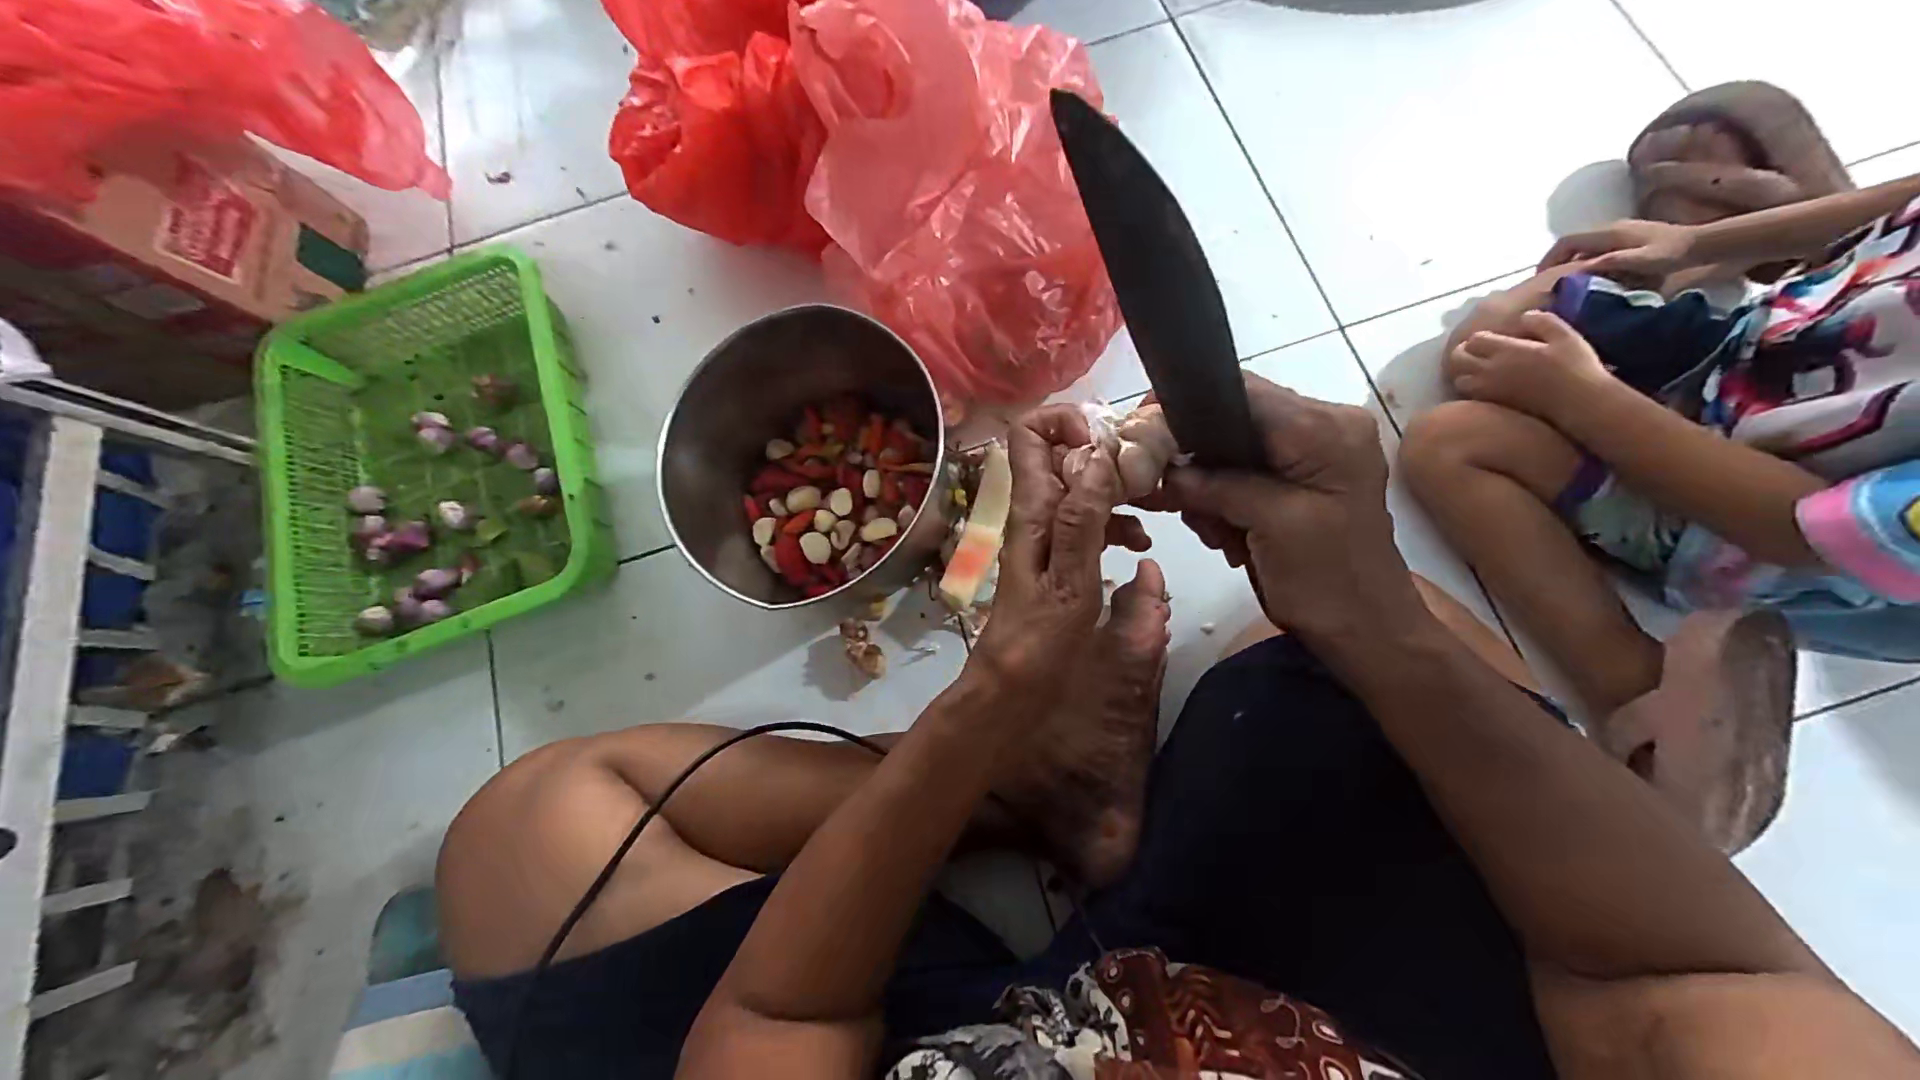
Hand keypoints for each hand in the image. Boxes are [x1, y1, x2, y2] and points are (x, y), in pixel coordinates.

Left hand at [970, 405, 1125, 688]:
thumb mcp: (1068, 580)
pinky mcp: (1057, 554)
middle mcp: (1034, 512)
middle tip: (1144, 477)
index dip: (1065, 422)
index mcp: (1032, 510)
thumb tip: (1097, 456)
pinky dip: (1114, 521)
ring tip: (1151, 508)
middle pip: (1061, 454)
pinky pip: (1086, 520)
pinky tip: (1138, 543)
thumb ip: (1081, 519)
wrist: (1013, 686)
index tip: (1107, 443)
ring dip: (1115, 489)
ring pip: (1079, 486)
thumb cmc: (1038, 640)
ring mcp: (1046, 533)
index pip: (1028, 434)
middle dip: (1104, 455)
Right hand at [1146, 373, 1417, 642]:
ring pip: (1230, 449)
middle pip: (1233, 419)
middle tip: (1172, 497)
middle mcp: (1323, 427)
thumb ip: (1219, 486)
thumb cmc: (1328, 580)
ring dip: (1208, 487)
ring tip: (1213, 529)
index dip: (1187, 406)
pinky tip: (1225, 532)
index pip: (1243, 393)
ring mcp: (1311, 453)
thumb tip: (1164, 470)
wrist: (1366, 630)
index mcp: (1327, 429)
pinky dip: (1222, 500)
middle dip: (1197, 458)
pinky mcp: (1299, 478)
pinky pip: (1242, 473)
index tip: (1142, 428)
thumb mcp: (1272, 525)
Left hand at [1446, 310, 1610, 420]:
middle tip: (1471, 352)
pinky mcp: (1491, 403)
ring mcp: (1487, 388)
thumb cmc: (1574, 366)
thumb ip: (1543, 322)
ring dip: (1462, 372)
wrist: (1577, 401)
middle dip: (1461, 353)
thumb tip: (1524, 315)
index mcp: (1507, 350)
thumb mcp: (1566, 336)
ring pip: (1458, 379)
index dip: (1478, 337)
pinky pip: (1467, 395)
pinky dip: (1467, 388)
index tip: (1487, 338)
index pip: (1475, 340)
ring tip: (1473, 369)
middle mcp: (1490, 369)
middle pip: (1458, 359)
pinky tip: (1481, 385)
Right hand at [1537, 219, 1700, 285]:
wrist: (1706, 244)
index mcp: (1609, 233)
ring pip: (1584, 246)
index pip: (1566, 242)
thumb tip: (1580, 269)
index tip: (1538, 278)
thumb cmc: (1672, 254)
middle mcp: (1611, 228)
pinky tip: (1590, 275)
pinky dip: (1585, 260)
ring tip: (1567, 281)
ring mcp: (1621, 231)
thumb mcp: (1641, 262)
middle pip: (1572, 243)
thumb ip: (1610, 263)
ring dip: (1571, 261)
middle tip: (1549, 282)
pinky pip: (1596, 248)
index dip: (1548, 259)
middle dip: (1556, 261)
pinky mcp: (1629, 238)